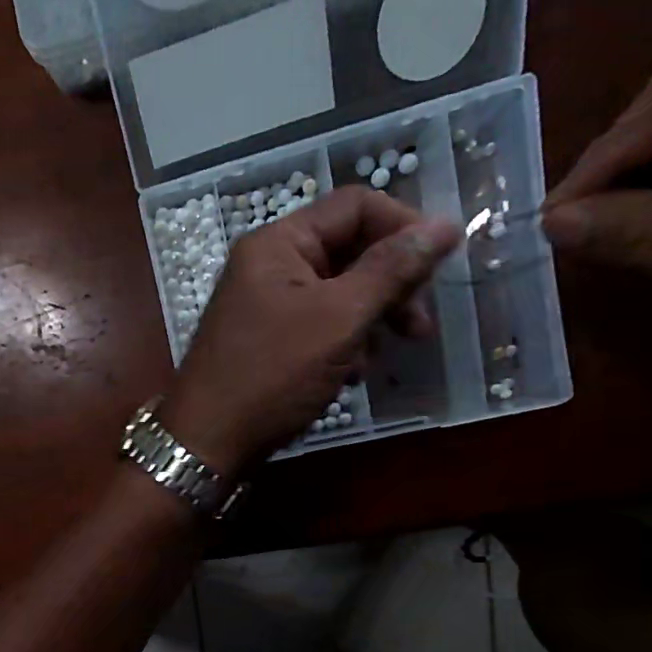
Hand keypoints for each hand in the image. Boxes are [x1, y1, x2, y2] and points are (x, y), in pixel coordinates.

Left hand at [160, 186, 459, 476]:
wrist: (206, 443)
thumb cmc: (271, 376)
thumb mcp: (339, 319)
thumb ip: (391, 271)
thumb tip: (445, 226)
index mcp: (278, 244)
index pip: (355, 207)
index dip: (404, 227)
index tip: (441, 266)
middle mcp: (268, 266)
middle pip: (349, 251)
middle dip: (390, 285)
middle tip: (417, 327)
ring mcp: (264, 306)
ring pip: (336, 294)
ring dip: (368, 321)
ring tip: (375, 359)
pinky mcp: (265, 342)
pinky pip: (316, 328)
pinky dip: (340, 346)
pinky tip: (348, 376)